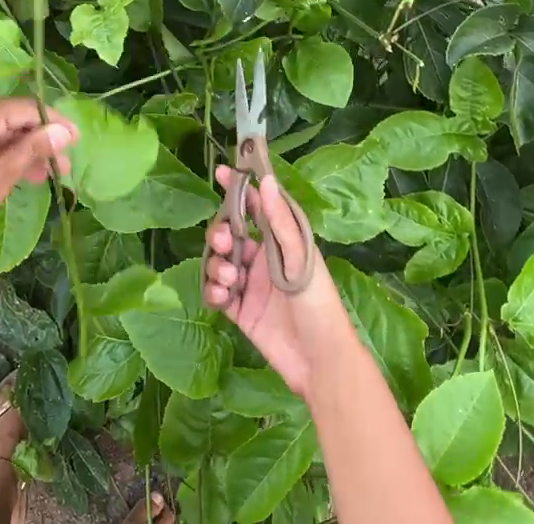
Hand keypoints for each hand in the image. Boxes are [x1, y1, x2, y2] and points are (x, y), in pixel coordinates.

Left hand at [0, 98, 76, 276]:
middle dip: (35, 142)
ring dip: (14, 151)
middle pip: (6, 118)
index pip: (24, 107)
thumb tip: (61, 131)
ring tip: (36, 180)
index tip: (76, 143)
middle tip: (59, 171)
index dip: (53, 123)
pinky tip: (5, 175)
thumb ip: (30, 152)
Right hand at [203, 165, 345, 396]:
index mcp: (282, 242)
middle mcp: (264, 259)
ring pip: (220, 262)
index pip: (257, 207)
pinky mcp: (241, 311)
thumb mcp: (301, 257)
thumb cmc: (319, 303)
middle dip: (220, 232)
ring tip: (231, 278)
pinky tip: (221, 296)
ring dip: (218, 264)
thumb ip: (279, 221)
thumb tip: (265, 180)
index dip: (239, 189)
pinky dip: (213, 290)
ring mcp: (251, 285)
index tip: (221, 172)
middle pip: (230, 235)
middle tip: (224, 241)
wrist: (320, 360)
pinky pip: (217, 293)